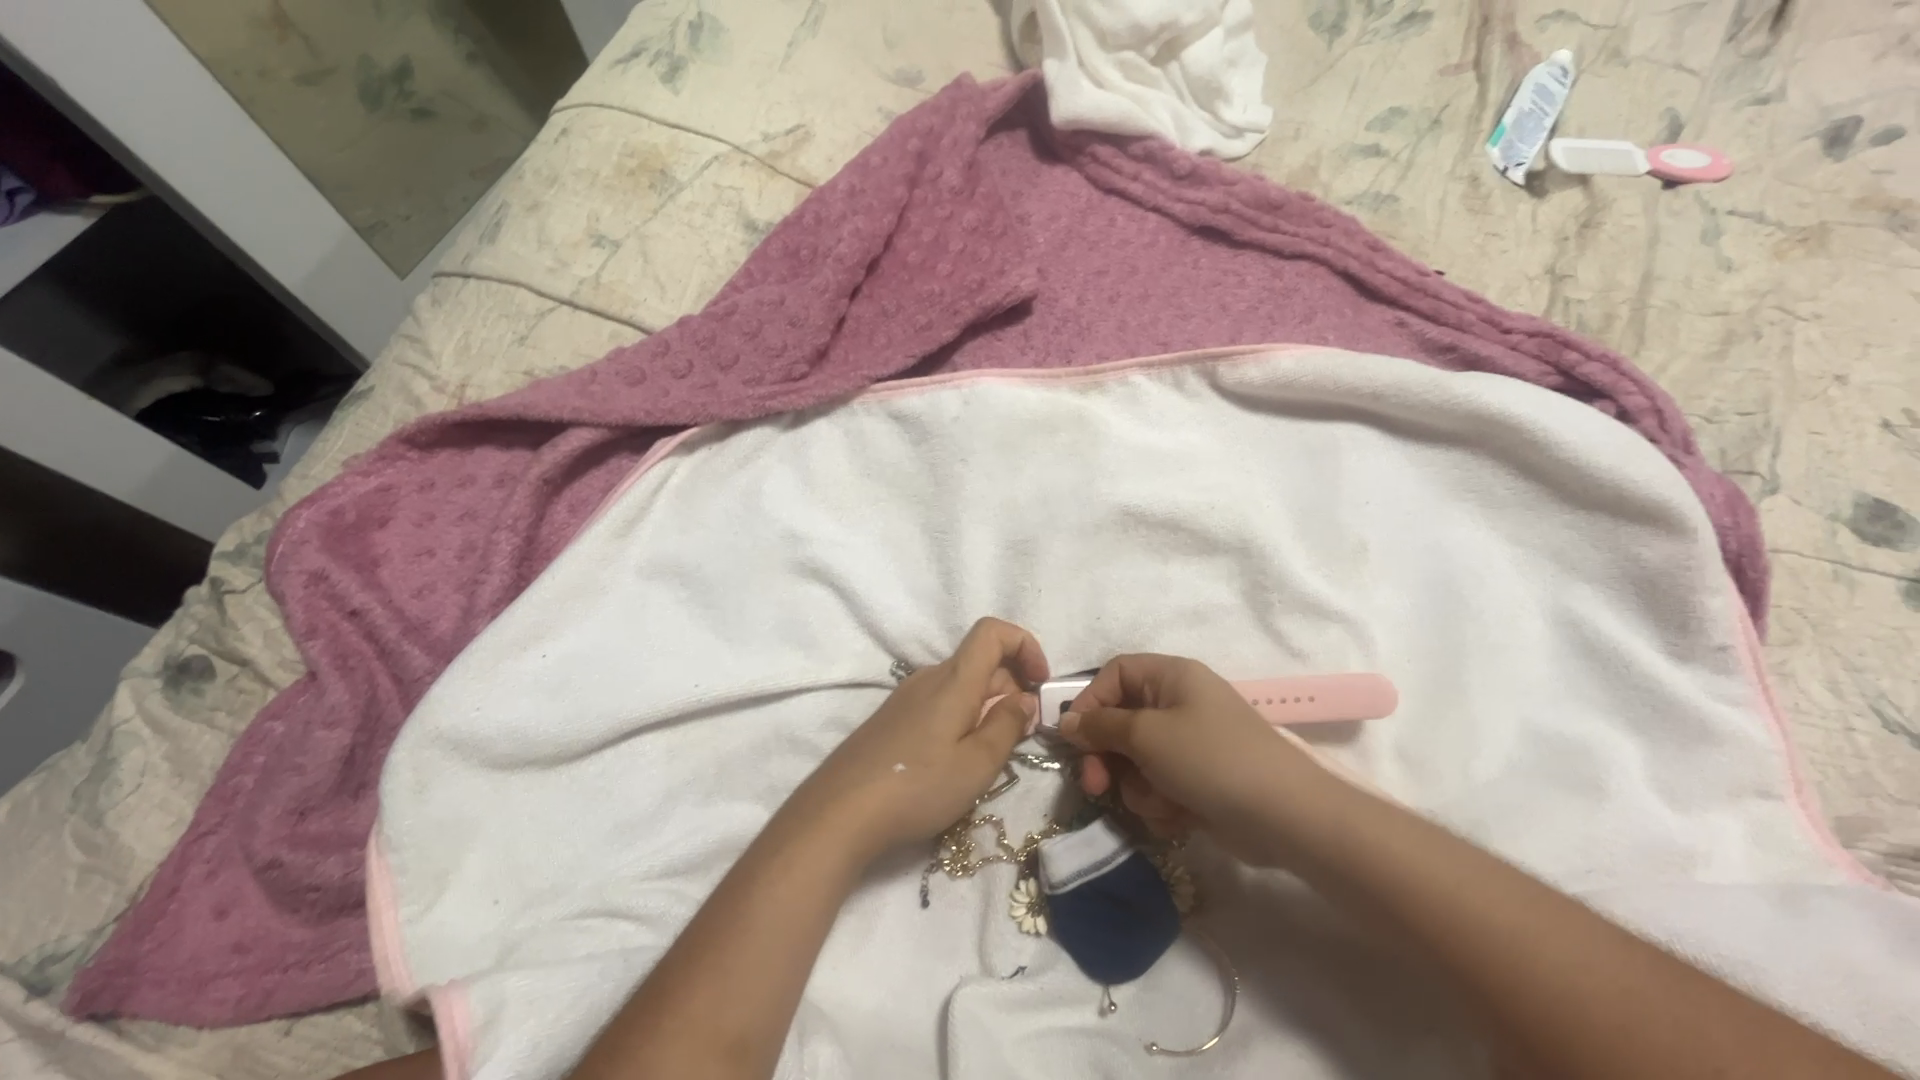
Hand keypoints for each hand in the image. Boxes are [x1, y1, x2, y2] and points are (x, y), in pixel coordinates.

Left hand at [783, 618, 1049, 864]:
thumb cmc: (918, 787)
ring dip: (986, 707)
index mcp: (954, 680)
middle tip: (1021, 735)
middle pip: (980, 661)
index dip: (1025, 646)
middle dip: (1011, 687)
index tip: (1039, 685)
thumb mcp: (978, 764)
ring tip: (989, 755)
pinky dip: (961, 719)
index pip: (992, 631)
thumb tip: (1024, 698)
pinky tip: (954, 762)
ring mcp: (905, 698)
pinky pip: (938, 704)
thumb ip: (1008, 726)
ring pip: (960, 686)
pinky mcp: (891, 721)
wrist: (839, 813)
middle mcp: (928, 678)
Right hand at [1062, 653, 1329, 865]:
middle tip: (1097, 785)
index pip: (1115, 674)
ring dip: (1138, 787)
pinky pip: (1158, 788)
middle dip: (1107, 757)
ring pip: (1135, 762)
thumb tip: (1066, 722)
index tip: (1074, 738)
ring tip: (1162, 800)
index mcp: (1172, 676)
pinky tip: (1181, 816)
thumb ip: (1100, 726)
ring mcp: (1190, 746)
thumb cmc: (1210, 759)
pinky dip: (1162, 804)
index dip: (1090, 702)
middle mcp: (1180, 704)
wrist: (1283, 816)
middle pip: (1120, 723)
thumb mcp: (1146, 735)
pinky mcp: (1198, 783)